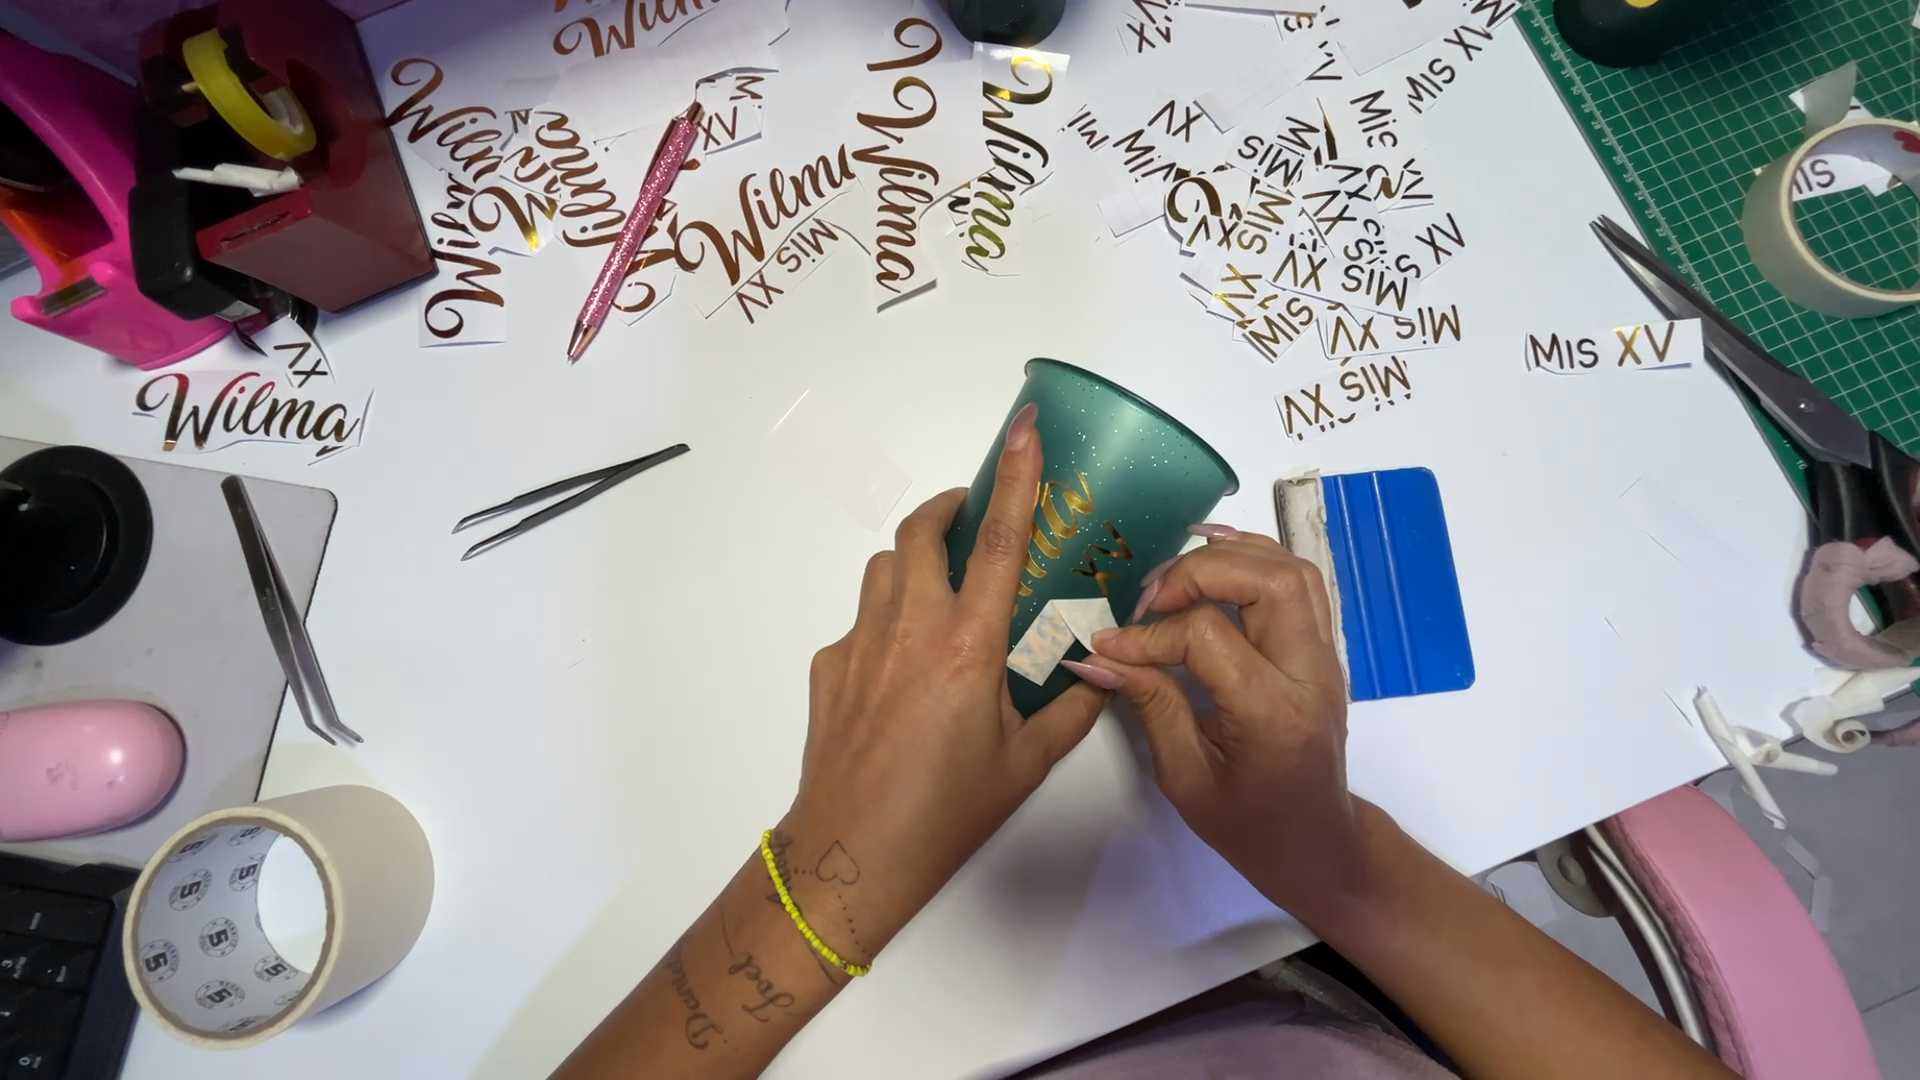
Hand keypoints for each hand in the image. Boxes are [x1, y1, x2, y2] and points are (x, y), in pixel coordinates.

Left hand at [776, 404, 1107, 966]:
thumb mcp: (1025, 764)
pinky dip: (886, 621)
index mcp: (967, 644)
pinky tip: (900, 668)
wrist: (853, 851)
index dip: (1014, 478)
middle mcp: (909, 627)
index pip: (997, 541)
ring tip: (938, 592)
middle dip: (946, 507)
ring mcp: (859, 641)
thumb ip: (1071, 711)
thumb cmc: (947, 809)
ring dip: (912, 561)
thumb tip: (1099, 675)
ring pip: (882, 568)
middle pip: (918, 532)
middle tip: (968, 516)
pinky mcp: (828, 664)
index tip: (1022, 430)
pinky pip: (860, 621)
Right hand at [1073, 533, 1366, 921]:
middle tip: (1151, 598)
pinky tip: (1214, 560)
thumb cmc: (1249, 825)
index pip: (1206, 636)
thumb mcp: (1184, 775)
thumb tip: (1098, 655)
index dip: (1148, 634)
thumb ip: (1148, 704)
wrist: (1319, 846)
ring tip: (1176, 574)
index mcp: (1272, 713)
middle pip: (1267, 581)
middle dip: (1196, 572)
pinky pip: (1299, 582)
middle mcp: (1309, 673)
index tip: (1110, 647)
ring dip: (1230, 556)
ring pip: (1291, 570)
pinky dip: (1255, 559)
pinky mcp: (1323, 650)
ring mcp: (1326, 657)